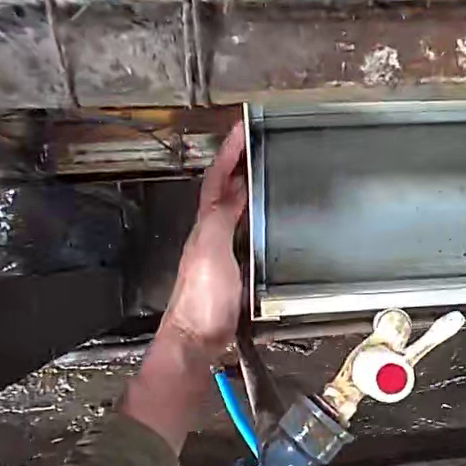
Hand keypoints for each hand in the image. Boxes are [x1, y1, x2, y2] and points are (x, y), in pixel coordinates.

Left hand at [159, 122, 248, 357]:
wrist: (198, 339)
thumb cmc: (202, 300)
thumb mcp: (211, 250)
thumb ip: (220, 217)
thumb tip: (234, 188)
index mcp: (205, 225)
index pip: (216, 179)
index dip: (228, 152)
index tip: (242, 127)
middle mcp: (211, 235)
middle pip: (224, 192)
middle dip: (238, 166)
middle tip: (257, 145)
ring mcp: (222, 254)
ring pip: (234, 213)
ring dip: (247, 191)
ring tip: (265, 174)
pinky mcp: (234, 274)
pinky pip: (244, 237)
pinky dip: (255, 222)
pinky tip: (267, 225)